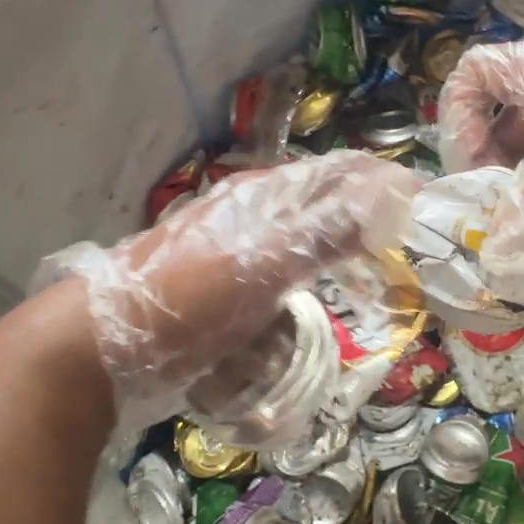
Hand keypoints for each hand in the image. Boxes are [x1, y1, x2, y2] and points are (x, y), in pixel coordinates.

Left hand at [36, 150, 417, 413]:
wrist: (97, 350)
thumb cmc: (184, 299)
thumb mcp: (262, 263)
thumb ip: (328, 230)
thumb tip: (395, 194)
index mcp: (261, 197)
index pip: (338, 173)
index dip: (384, 185)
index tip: (426, 211)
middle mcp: (249, 219)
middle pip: (324, 215)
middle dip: (366, 231)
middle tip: (407, 262)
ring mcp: (233, 259)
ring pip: (302, 256)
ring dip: (334, 271)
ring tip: (370, 295)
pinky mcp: (221, 298)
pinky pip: (277, 294)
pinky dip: (301, 306)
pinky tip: (309, 327)